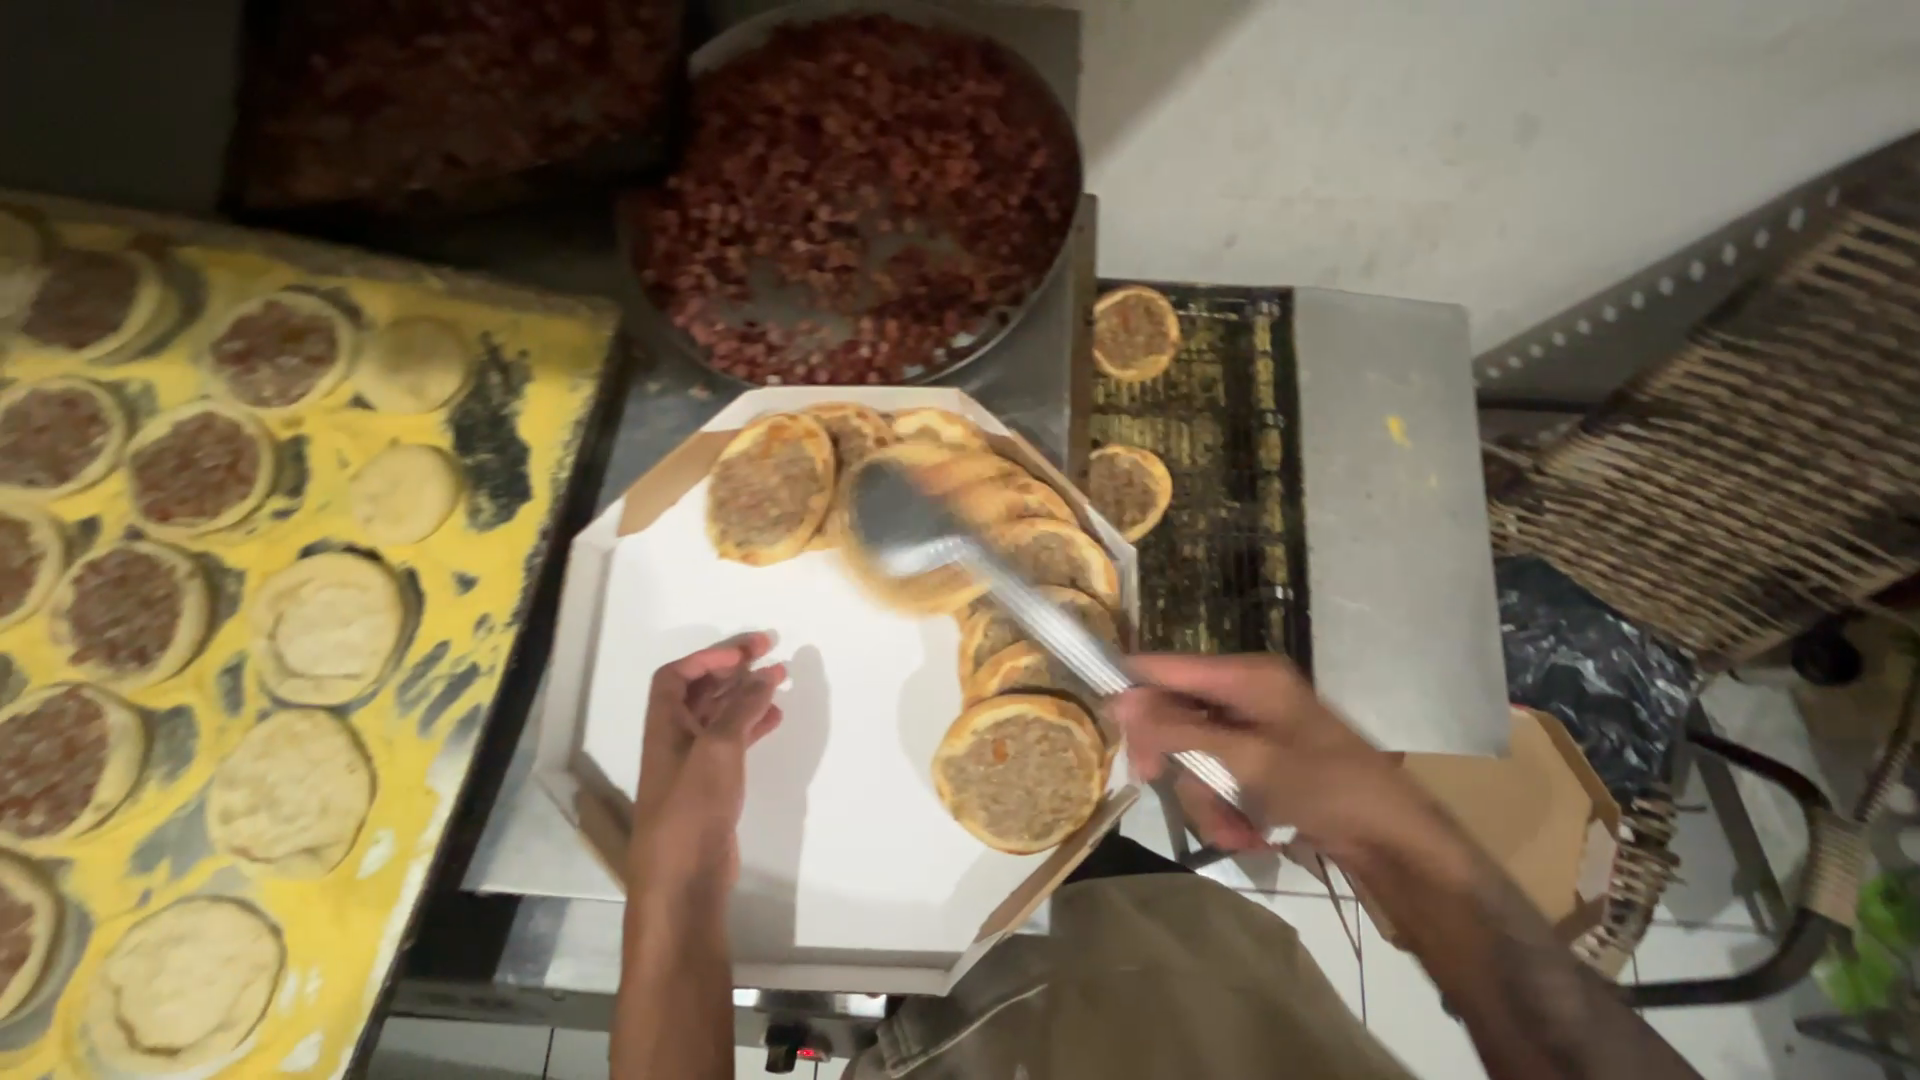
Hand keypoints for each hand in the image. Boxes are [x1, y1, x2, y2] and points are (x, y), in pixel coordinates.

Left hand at [629, 634, 785, 895]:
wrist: (683, 876)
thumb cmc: (692, 806)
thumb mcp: (719, 747)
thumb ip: (742, 707)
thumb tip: (764, 674)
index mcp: (664, 724)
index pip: (678, 674)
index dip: (710, 657)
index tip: (748, 651)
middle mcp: (675, 738)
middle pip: (701, 690)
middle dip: (734, 669)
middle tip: (771, 653)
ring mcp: (694, 762)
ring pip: (721, 715)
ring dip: (747, 694)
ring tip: (781, 680)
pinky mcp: (712, 785)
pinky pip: (734, 741)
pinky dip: (753, 725)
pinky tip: (776, 717)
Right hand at [1110, 653, 1435, 857]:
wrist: (1393, 842)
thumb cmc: (1325, 787)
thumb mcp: (1246, 759)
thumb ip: (1180, 730)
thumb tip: (1121, 701)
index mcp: (1248, 678)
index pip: (1170, 667)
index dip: (1134, 687)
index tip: (1105, 719)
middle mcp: (1248, 696)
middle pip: (1177, 717)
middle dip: (1176, 761)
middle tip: (1152, 780)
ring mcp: (1256, 732)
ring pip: (1196, 758)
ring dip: (1207, 799)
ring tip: (1235, 830)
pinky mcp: (1263, 765)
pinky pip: (1221, 780)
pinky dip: (1228, 811)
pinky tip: (1251, 833)